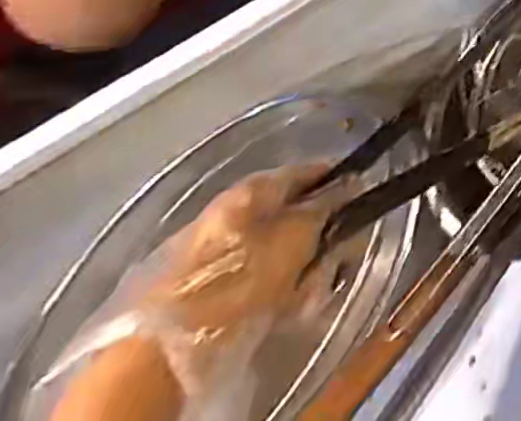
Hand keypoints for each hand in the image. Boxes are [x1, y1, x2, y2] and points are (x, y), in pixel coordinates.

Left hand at [144, 166, 333, 354]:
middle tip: (336, 254)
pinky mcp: (199, 285)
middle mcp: (228, 210)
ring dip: (299, 263)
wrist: (161, 349)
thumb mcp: (296, 238)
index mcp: (250, 191)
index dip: (335, 178)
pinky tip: (282, 304)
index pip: (305, 171)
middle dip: (318, 233)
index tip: (359, 192)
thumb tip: (347, 184)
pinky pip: (253, 273)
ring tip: (309, 287)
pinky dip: (273, 285)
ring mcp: (210, 248)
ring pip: (274, 246)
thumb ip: (325, 207)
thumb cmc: (239, 281)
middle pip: (290, 212)